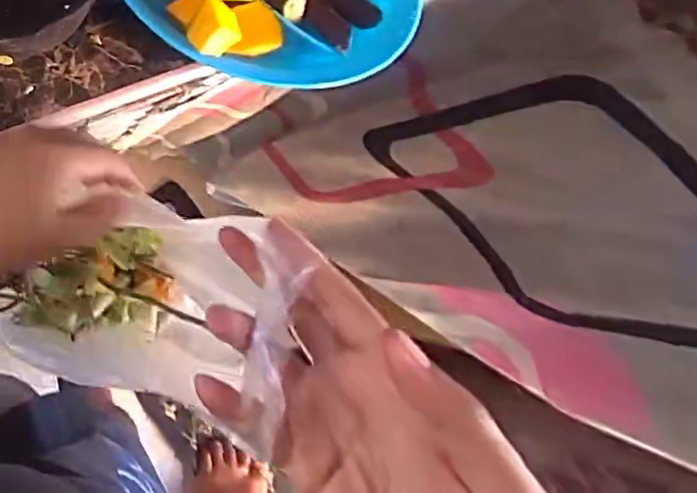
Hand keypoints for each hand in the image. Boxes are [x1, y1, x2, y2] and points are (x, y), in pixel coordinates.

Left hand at [0, 125, 143, 281]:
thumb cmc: (8, 238)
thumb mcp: (62, 235)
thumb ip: (100, 215)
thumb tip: (128, 201)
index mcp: (61, 156)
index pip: (108, 158)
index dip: (129, 177)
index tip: (140, 199)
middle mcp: (41, 136)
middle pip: (87, 143)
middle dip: (106, 166)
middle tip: (117, 195)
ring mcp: (17, 137)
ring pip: (63, 138)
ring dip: (82, 158)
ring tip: (89, 187)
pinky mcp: (0, 145)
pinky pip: (41, 140)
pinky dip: (58, 154)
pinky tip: (55, 179)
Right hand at [196, 220, 543, 492]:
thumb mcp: (490, 473)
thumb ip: (449, 411)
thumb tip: (392, 339)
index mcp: (389, 375)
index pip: (340, 303)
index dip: (304, 262)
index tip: (270, 227)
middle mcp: (347, 387)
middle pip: (295, 317)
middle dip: (261, 275)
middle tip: (227, 237)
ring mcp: (321, 424)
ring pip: (269, 364)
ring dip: (241, 336)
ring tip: (216, 320)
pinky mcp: (302, 464)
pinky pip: (258, 425)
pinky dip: (229, 404)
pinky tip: (207, 388)